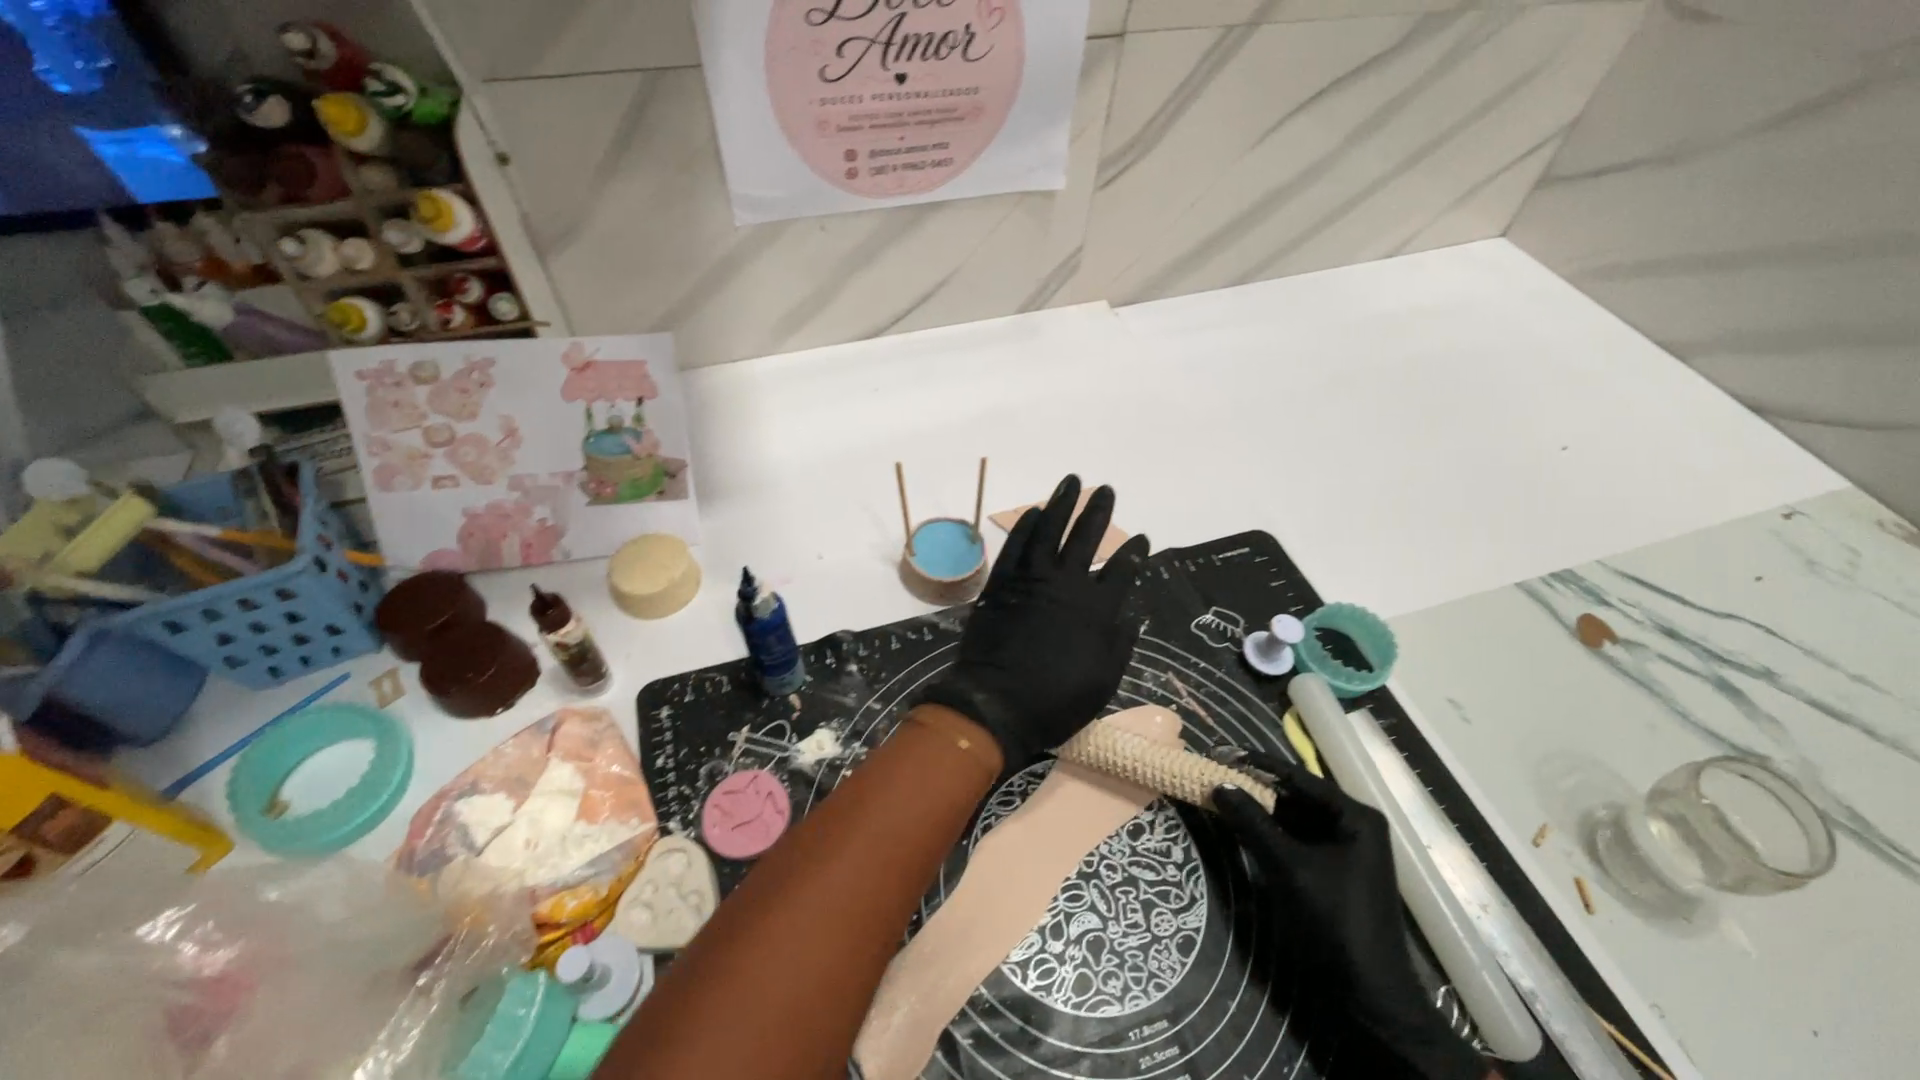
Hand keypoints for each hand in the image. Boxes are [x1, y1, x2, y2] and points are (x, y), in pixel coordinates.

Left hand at [918, 475, 1150, 775]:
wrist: (999, 703)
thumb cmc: (1058, 700)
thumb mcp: (1104, 678)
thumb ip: (1120, 641)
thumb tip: (1133, 612)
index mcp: (1098, 609)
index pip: (1123, 571)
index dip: (1134, 553)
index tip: (1141, 538)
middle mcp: (1067, 585)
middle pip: (1086, 538)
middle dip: (1097, 512)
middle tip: (1106, 490)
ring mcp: (1031, 581)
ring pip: (1049, 531)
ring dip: (1061, 504)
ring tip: (1072, 481)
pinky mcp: (1001, 584)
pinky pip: (1016, 547)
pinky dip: (1026, 528)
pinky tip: (1035, 512)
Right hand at [1214, 752, 1485, 1079]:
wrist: (1369, 992)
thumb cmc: (1334, 920)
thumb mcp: (1289, 867)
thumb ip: (1253, 823)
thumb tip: (1218, 785)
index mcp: (1356, 816)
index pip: (1298, 777)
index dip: (1256, 763)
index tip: (1218, 752)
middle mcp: (1354, 825)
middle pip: (1296, 796)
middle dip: (1255, 786)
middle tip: (1213, 775)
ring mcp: (1345, 850)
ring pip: (1294, 819)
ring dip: (1259, 810)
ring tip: (1219, 797)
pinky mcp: (1334, 872)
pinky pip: (1297, 841)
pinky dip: (1269, 834)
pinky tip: (1241, 828)